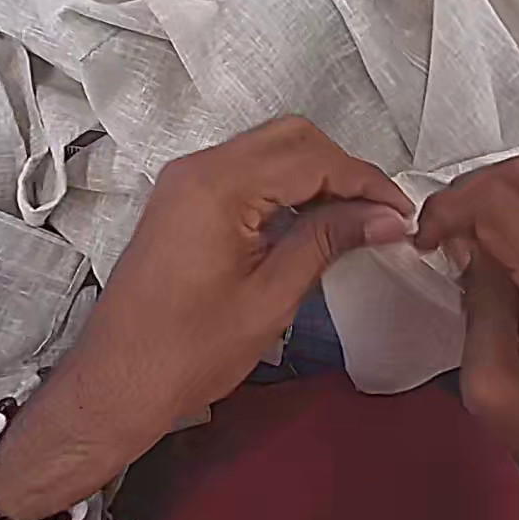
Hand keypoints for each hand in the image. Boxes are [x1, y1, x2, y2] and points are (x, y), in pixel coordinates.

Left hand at [78, 117, 410, 426]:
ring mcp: (186, 177)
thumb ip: (328, 241)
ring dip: (315, 173)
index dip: (365, 182)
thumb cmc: (190, 351)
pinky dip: (284, 185)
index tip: (402, 212)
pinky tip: (309, 217)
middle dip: (342, 169)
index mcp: (219, 185)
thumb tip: (387, 217)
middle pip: (290, 138)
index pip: (310, 159)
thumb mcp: (270, 297)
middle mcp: (199, 165)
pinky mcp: (183, 196)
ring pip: (268, 149)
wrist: (116, 382)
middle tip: (377, 213)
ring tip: (353, 217)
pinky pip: (246, 170)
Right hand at [414, 157, 518, 519]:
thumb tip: (467, 244)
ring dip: (496, 202)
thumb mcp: (493, 387)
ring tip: (468, 246)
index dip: (446, 208)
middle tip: (440, 233)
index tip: (423, 242)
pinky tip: (505, 259)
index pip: (497, 201)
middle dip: (467, 192)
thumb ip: (478, 300)